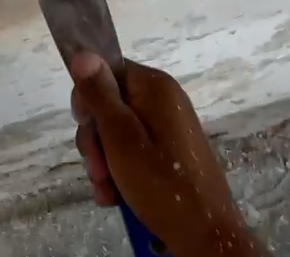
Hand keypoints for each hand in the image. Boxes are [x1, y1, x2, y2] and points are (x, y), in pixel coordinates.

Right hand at [70, 53, 266, 256]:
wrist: (207, 242)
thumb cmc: (162, 185)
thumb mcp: (120, 137)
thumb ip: (99, 93)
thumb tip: (82, 52)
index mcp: (155, 87)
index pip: (105, 71)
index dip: (88, 97)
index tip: (84, 125)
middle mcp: (163, 101)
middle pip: (108, 104)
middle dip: (95, 138)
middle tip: (96, 167)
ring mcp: (168, 128)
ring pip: (116, 131)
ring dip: (103, 160)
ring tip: (106, 189)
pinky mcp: (170, 154)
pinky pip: (133, 150)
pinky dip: (120, 170)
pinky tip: (115, 195)